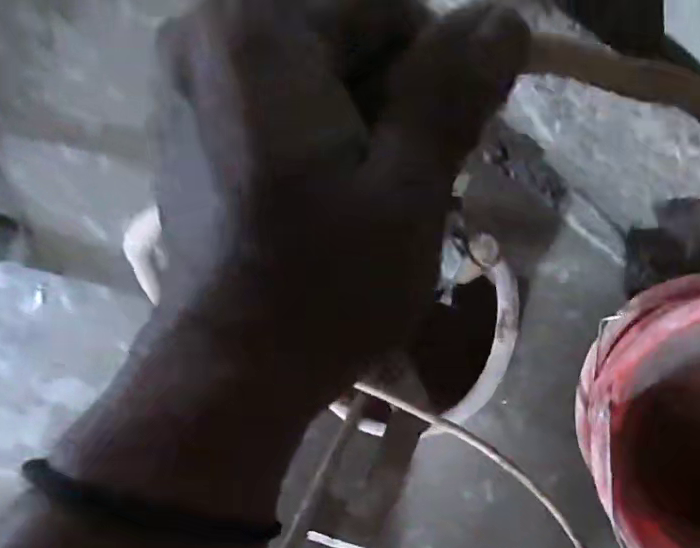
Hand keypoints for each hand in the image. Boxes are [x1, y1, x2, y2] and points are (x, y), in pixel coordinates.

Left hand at [152, 0, 528, 414]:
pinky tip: (336, 206)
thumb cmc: (334, 283)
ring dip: (368, 126)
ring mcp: (189, 78)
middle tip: (416, 187)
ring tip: (380, 205)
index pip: (386, 4)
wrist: (242, 360)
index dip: (437, 72)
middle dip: (399, 100)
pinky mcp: (190, 126)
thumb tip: (510, 19)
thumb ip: (450, 96)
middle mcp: (208, 29)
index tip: (450, 150)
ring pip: (317, 74)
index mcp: (263, 32)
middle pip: (345, 33)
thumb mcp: (409, 191)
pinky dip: (327, 142)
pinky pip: (282, 106)